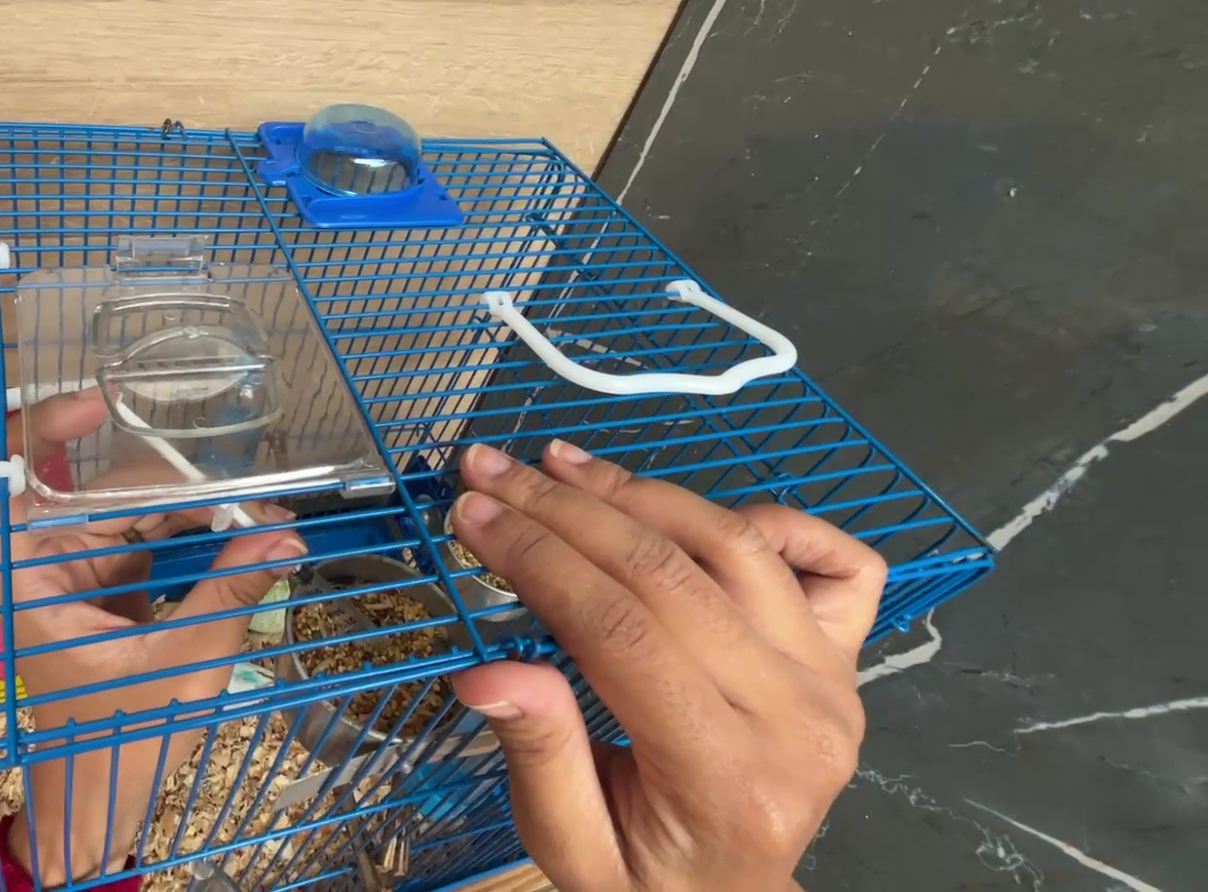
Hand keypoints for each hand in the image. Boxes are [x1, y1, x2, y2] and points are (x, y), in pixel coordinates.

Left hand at [0, 390, 306, 885]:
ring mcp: (78, 568)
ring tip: (252, 509)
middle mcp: (47, 563)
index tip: (96, 409)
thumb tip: (287, 533)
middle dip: (167, 482)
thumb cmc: (120, 739)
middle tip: (240, 493)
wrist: (103, 795)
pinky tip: (235, 526)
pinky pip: (146, 530)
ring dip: (187, 502)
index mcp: (33, 582)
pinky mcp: (108, 577)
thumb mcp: (181, 666)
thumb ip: (229, 595)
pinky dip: (189, 524)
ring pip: (126, 506)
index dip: (32, 433)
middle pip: (93, 490)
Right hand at [447, 440, 885, 891]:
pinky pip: (832, 559)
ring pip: (728, 543)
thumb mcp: (572, 850)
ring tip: (553, 461)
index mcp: (726, 775)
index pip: (614, 628)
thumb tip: (481, 671)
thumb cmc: (645, 874)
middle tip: (487, 469)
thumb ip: (538, 760)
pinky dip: (766, 516)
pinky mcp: (844, 654)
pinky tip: (683, 507)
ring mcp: (830, 676)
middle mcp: (796, 714)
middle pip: (661, 570)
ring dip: (630, 487)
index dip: (532, 556)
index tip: (468, 512)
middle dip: (557, 506)